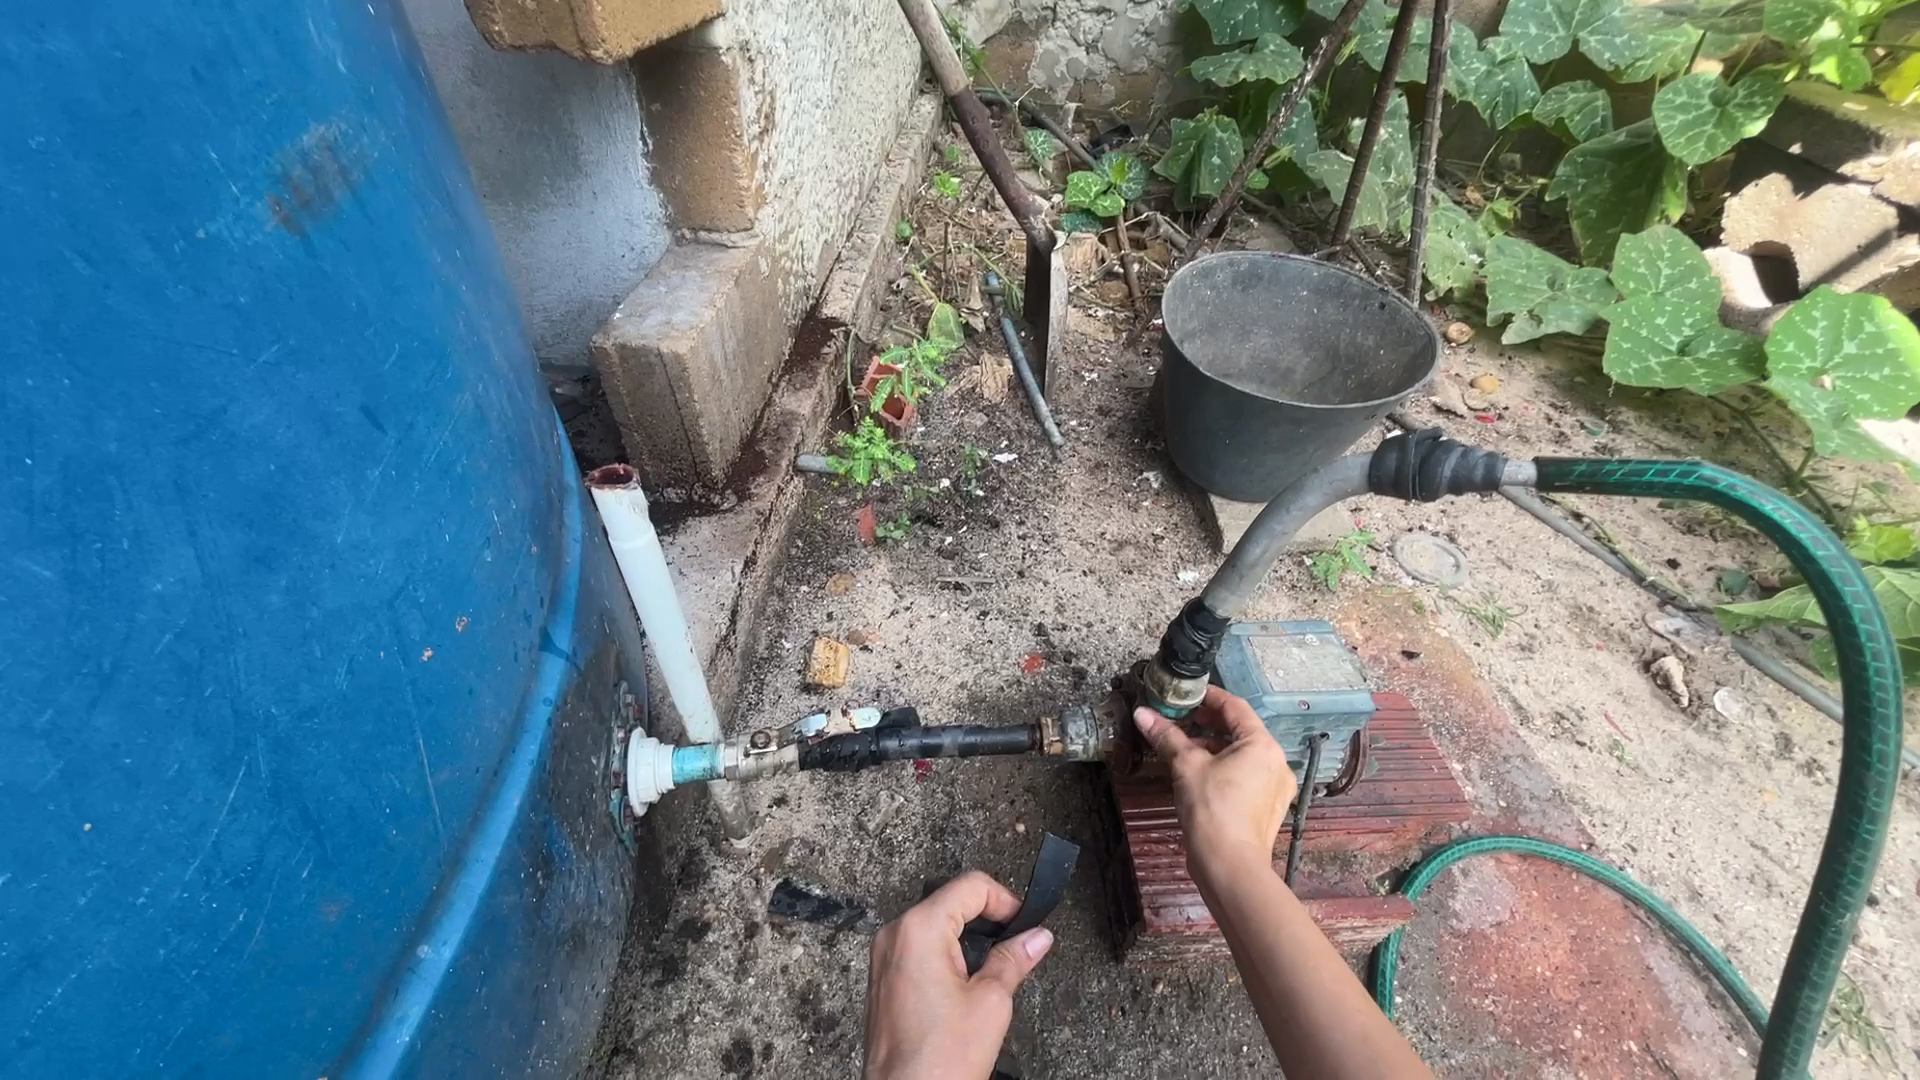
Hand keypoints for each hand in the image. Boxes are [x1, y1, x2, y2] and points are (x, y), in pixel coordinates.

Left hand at [863, 871, 1053, 1079]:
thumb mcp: (990, 1002)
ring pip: (935, 924)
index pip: (970, 886)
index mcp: (919, 928)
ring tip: (991, 971)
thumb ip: (1014, 959)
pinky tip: (964, 986)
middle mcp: (895, 934)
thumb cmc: (940, 1063)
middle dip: (986, 919)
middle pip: (951, 902)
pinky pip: (919, 947)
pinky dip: (946, 954)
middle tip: (1014, 946)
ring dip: (967, 938)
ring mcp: (884, 956)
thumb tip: (1037, 936)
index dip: (1004, 900)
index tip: (1023, 923)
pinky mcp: (883, 978)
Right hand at [1133, 685, 1296, 884]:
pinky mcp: (1267, 806)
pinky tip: (1197, 773)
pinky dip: (1222, 766)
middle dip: (1206, 723)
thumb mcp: (1185, 765)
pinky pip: (1245, 774)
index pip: (1235, 706)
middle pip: (1239, 730)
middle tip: (1178, 719)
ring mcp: (1274, 787)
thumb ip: (1166, 735)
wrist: (1229, 866)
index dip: (1207, 696)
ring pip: (1241, 754)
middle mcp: (1276, 762)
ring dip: (1212, 746)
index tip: (1185, 694)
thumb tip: (1142, 713)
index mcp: (1262, 745)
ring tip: (1182, 748)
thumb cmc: (1212, 810)